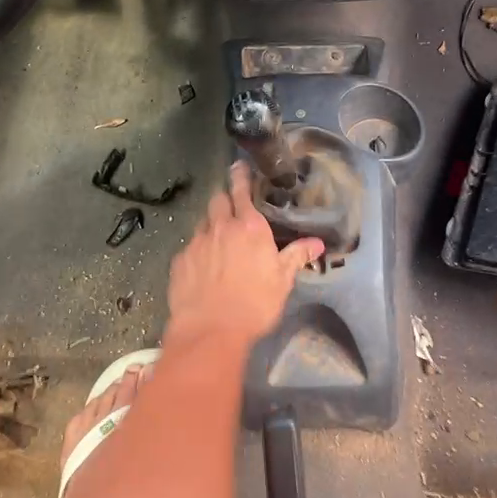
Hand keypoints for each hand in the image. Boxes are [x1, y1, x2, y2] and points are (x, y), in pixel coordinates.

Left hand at [163, 162, 324, 349]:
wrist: (210, 330)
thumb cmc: (254, 304)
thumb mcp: (282, 281)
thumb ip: (296, 256)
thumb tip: (317, 243)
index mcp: (249, 227)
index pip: (242, 191)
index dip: (240, 177)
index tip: (238, 167)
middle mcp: (220, 227)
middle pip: (218, 201)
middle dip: (224, 199)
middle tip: (231, 207)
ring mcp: (196, 243)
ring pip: (203, 223)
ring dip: (211, 225)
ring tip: (218, 239)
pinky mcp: (180, 261)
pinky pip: (190, 247)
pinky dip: (198, 251)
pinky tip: (203, 266)